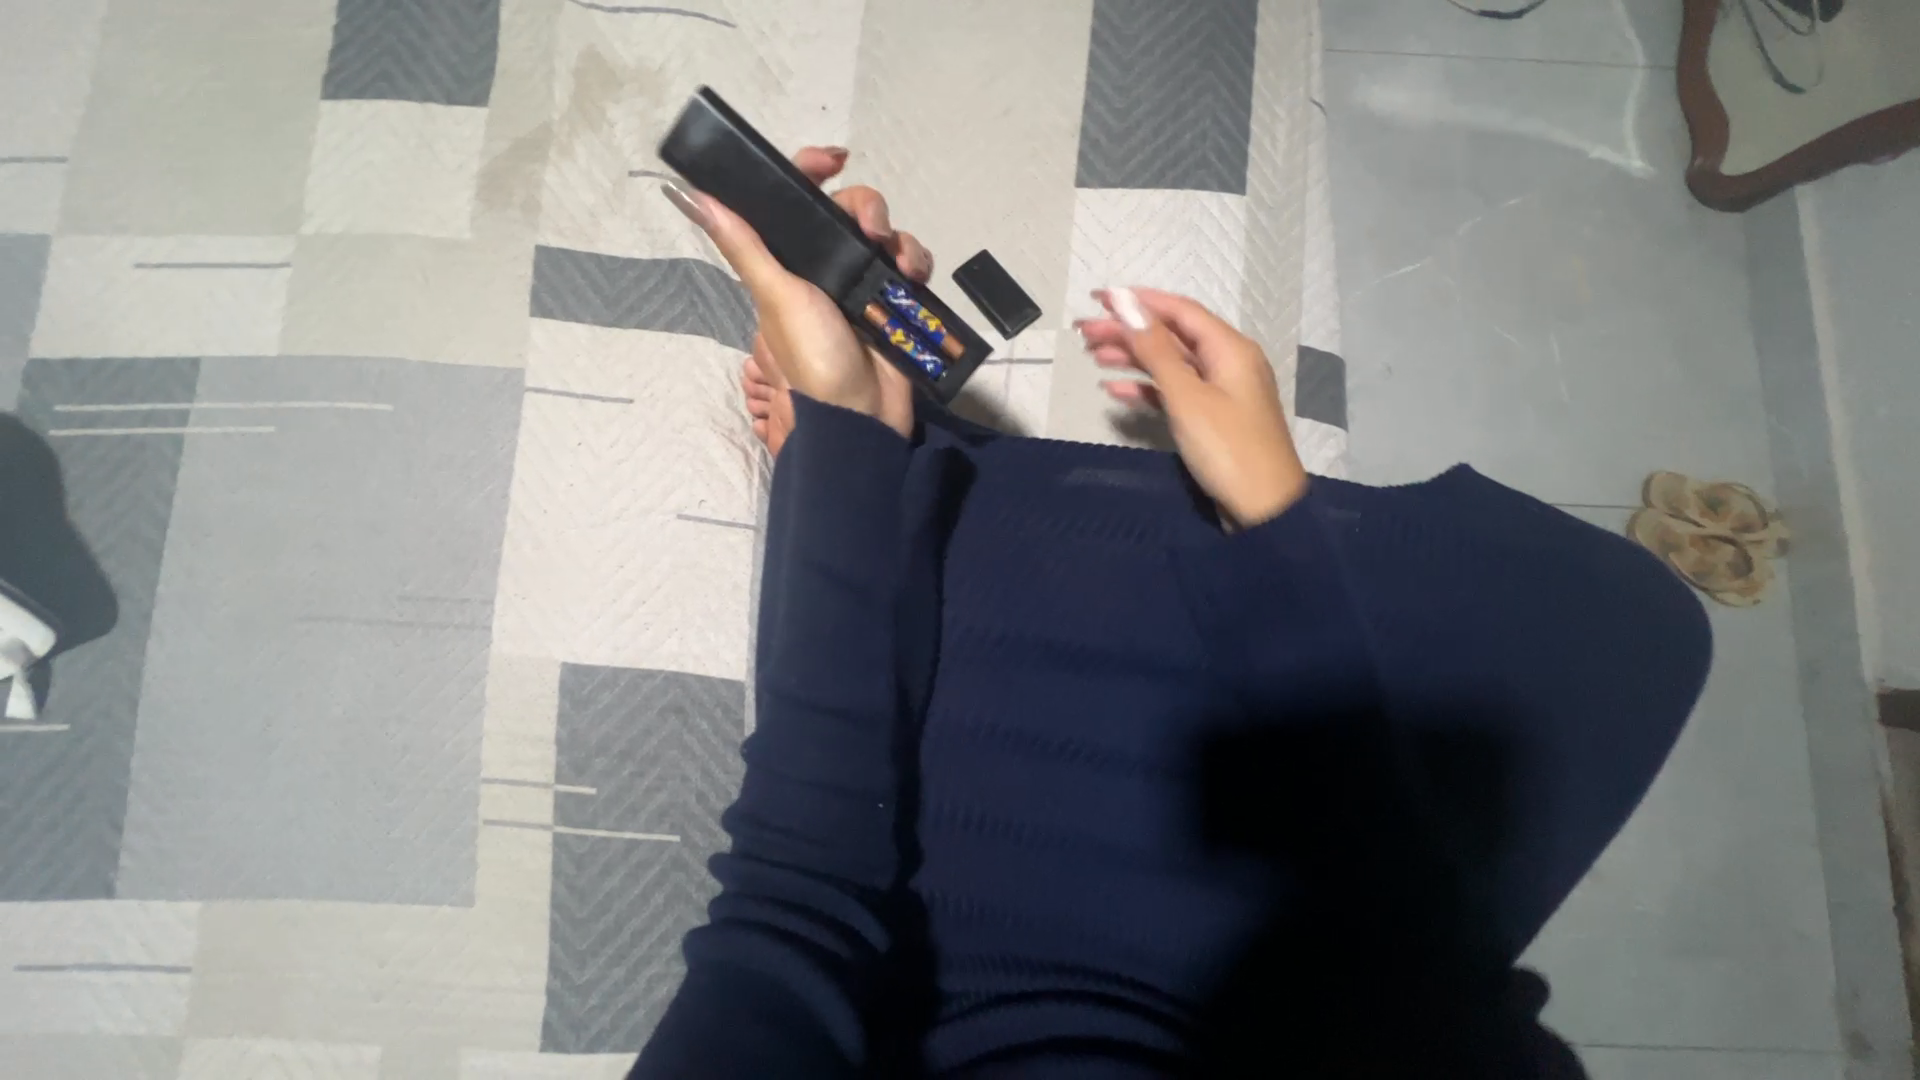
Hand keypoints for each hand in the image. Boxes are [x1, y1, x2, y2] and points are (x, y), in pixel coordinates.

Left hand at [663, 147, 926, 439]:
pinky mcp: (896, 302)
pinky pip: (911, 264)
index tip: (833, 160)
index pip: (797, 201)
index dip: (811, 169)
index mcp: (791, 262)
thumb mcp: (776, 299)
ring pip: (885, 234)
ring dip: (898, 239)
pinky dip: (917, 263)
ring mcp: (863, 285)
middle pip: (849, 209)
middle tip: (872, 231)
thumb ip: (746, 247)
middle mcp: (826, 268)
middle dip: (866, 207)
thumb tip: (695, 195)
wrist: (861, 413)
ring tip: (900, 264)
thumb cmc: (813, 358)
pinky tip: (914, 276)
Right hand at [1076, 287, 1309, 528]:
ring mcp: (1220, 391)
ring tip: (1093, 356)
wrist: (1263, 507)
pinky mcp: (1211, 418)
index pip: (1178, 311)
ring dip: (1132, 359)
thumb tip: (1127, 304)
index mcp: (1229, 348)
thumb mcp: (1186, 396)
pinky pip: (1174, 393)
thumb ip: (1155, 349)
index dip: (1138, 301)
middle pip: (1171, 336)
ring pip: (1170, 365)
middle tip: (1084, 332)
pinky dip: (1146, 390)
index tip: (1099, 298)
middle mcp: (1227, 362)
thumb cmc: (1226, 448)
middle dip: (1128, 331)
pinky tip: (1115, 391)